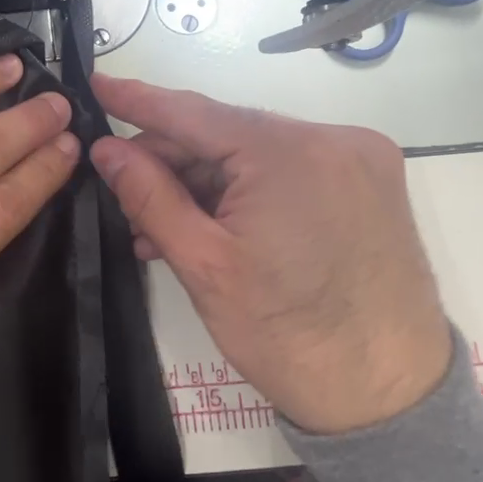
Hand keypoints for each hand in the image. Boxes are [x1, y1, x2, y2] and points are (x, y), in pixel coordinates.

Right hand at [88, 76, 451, 434]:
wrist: (387, 398)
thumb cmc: (286, 334)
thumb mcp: (201, 264)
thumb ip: (149, 195)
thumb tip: (106, 148)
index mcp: (292, 154)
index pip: (194, 113)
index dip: (137, 99)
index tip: (95, 84)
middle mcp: (334, 141)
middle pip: (226, 134)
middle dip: (168, 160)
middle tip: (121, 193)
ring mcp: (359, 162)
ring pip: (253, 154)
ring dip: (201, 183)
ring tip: (156, 229)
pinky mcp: (369, 188)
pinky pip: (285, 173)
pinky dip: (241, 193)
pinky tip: (206, 228)